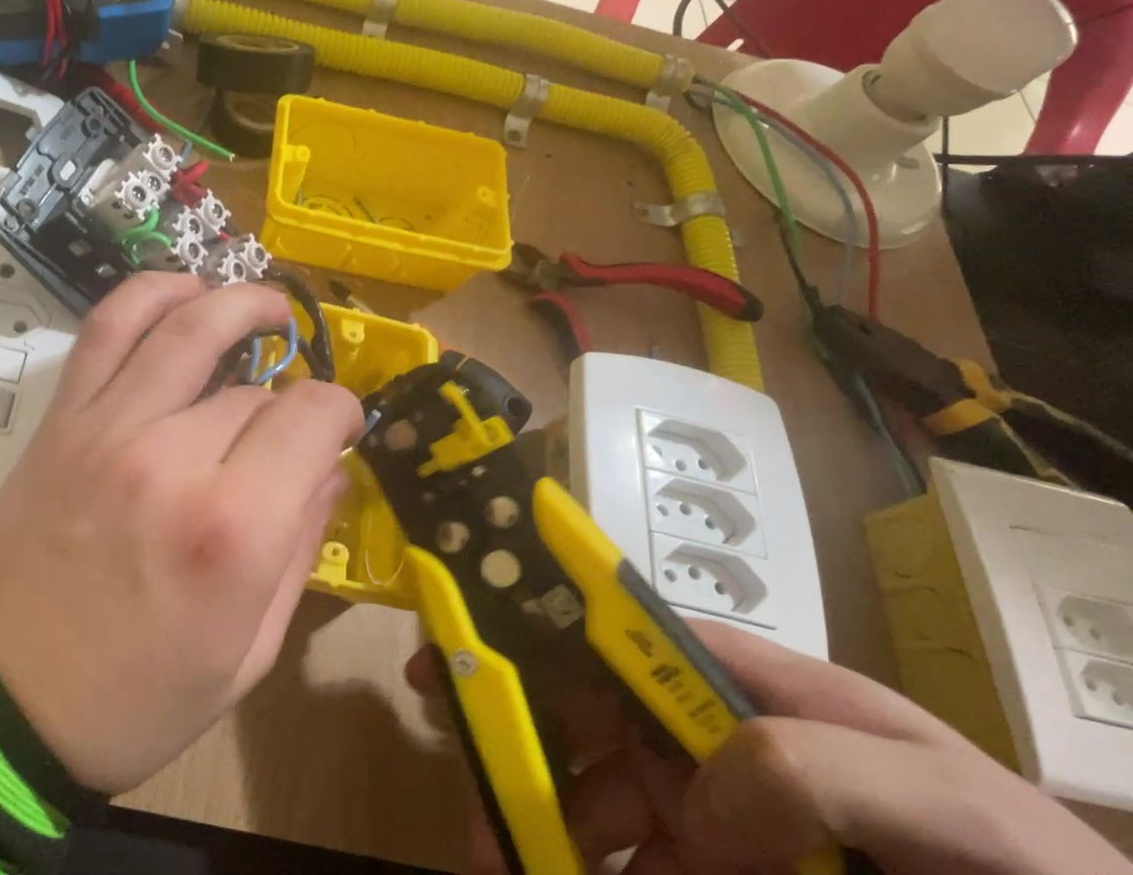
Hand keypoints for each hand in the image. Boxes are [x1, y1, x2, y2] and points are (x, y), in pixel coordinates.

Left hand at [0, 273, 362, 794]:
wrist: (0, 700)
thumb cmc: (136, 697)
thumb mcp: (248, 653)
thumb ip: (298, 551)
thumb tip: (329, 473)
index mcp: (234, 531)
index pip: (312, 418)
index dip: (341, 413)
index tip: (339, 431)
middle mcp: (174, 459)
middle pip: (254, 389)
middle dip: (287, 399)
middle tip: (289, 421)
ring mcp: (109, 429)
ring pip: (187, 328)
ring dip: (236, 303)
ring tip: (264, 307)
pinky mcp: (62, 421)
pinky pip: (106, 330)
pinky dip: (149, 294)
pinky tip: (183, 290)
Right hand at [410, 622, 1132, 873]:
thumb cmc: (1026, 873)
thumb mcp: (944, 801)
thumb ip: (812, 768)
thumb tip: (691, 805)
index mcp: (751, 690)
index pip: (623, 640)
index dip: (534, 635)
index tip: (459, 661)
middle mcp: (716, 741)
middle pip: (586, 724)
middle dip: (518, 755)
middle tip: (478, 820)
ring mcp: (717, 819)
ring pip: (594, 803)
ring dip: (539, 830)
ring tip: (503, 867)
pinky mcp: (715, 874)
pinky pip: (631, 862)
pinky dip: (582, 867)